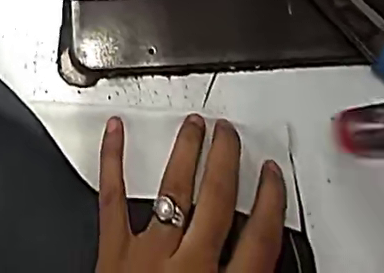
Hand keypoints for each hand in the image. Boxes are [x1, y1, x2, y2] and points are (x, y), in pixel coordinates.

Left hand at [96, 115, 285, 272]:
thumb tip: (269, 271)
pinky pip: (112, 197)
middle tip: (229, 134)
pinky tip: (114, 130)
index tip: (271, 175)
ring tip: (194, 125)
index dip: (269, 202)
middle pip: (216, 201)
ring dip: (186, 152)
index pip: (258, 241)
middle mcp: (188, 268)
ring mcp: (147, 255)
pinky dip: (112, 159)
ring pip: (172, 189)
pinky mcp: (112, 250)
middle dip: (226, 161)